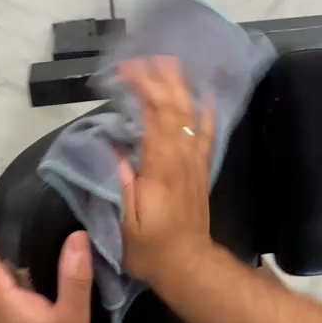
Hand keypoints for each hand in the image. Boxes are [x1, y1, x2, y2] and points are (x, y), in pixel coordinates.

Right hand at [118, 57, 216, 283]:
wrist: (187, 264)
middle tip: (143, 58)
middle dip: (160, 78)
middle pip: (175, 107)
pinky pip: (208, 132)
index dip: (143, 88)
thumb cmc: (149, 246)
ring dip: (180, 86)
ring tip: (169, 63)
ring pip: (192, 114)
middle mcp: (183, 156)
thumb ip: (121, 181)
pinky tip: (205, 94)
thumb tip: (114, 147)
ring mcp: (195, 160)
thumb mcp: (125, 220)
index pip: (155, 115)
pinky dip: (206, 110)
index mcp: (161, 165)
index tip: (124, 72)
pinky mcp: (201, 168)